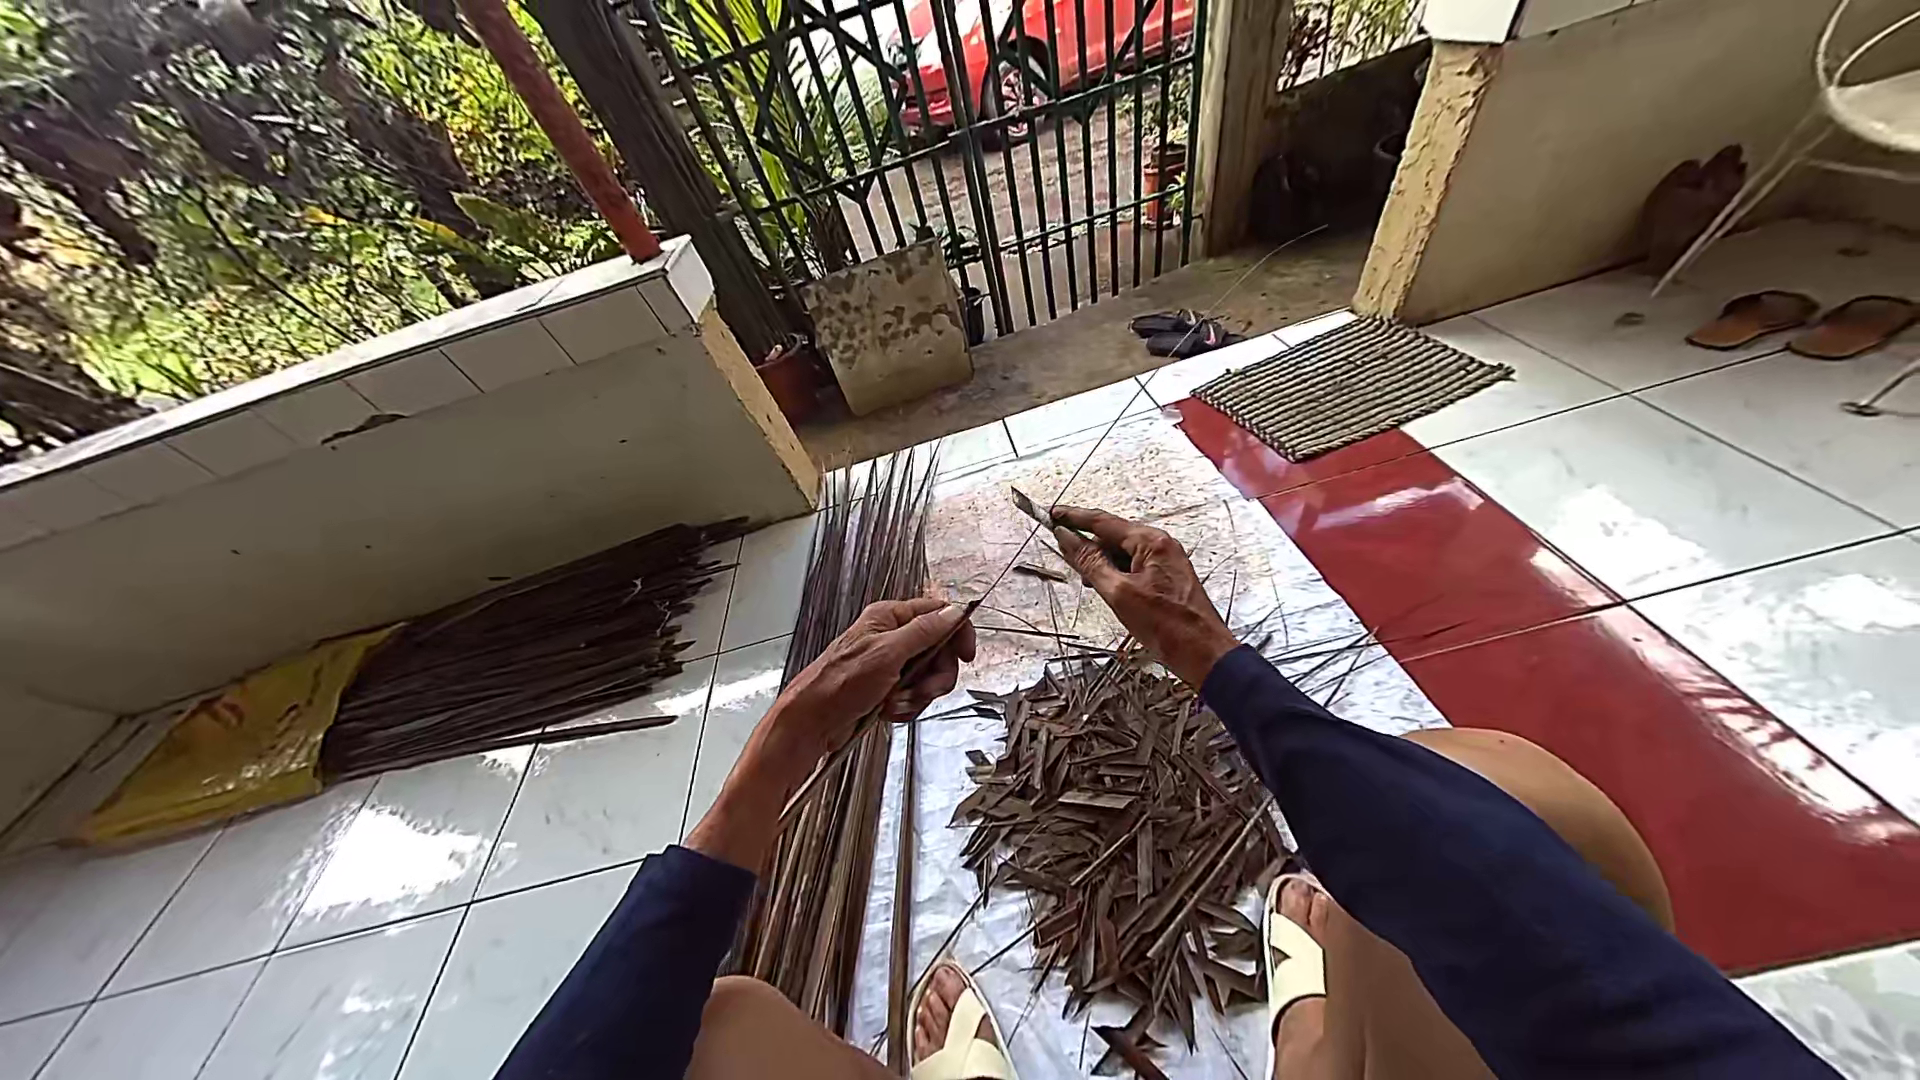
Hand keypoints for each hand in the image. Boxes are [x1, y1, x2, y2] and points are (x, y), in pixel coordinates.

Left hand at [688, 597, 974, 872]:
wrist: (811, 724)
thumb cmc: (837, 685)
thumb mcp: (887, 654)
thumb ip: (924, 631)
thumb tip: (953, 612)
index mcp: (889, 618)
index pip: (938, 612)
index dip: (957, 631)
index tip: (966, 655)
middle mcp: (891, 637)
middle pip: (938, 648)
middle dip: (935, 674)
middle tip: (923, 689)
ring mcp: (890, 664)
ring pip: (929, 675)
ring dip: (919, 694)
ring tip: (897, 702)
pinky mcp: (887, 687)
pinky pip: (914, 695)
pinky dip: (907, 707)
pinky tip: (890, 711)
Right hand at [1051, 506, 1238, 688]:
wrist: (1203, 654)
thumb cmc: (1167, 626)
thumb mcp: (1118, 593)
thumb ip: (1090, 563)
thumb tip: (1067, 539)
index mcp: (1151, 542)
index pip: (1103, 522)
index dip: (1073, 518)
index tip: (1053, 514)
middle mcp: (1160, 545)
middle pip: (1113, 536)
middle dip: (1087, 546)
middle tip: (1063, 555)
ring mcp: (1165, 560)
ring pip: (1122, 553)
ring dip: (1101, 563)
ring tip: (1085, 580)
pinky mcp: (1166, 576)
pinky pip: (1133, 566)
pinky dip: (1115, 573)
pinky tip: (1106, 588)